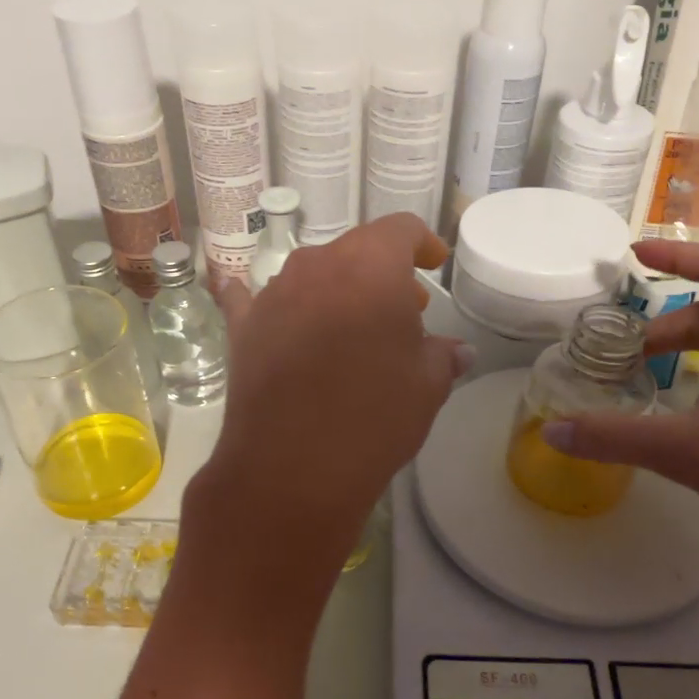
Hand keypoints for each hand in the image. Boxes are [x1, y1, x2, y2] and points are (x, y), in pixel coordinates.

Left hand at [181, 215, 467, 589]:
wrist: (291, 468)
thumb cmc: (374, 417)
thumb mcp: (426, 386)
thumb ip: (441, 356)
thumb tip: (457, 351)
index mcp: (372, 266)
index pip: (401, 230)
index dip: (422, 243)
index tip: (433, 264)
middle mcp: (318, 265)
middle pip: (355, 251)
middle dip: (382, 273)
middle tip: (403, 312)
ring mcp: (274, 294)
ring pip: (312, 275)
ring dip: (336, 289)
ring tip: (351, 328)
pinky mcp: (243, 327)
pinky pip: (251, 298)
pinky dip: (261, 297)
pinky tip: (241, 290)